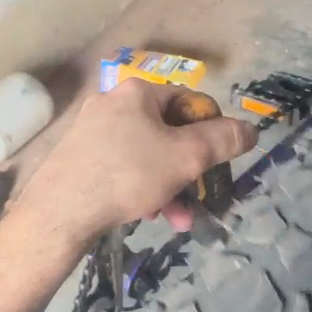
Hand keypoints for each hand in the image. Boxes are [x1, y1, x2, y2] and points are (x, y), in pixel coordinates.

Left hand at [11, 79, 256, 251]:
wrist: (61, 210)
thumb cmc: (128, 175)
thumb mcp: (187, 157)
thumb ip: (223, 140)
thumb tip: (250, 129)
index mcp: (138, 92)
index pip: (189, 101)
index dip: (211, 131)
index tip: (217, 162)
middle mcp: (112, 103)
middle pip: (168, 132)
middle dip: (188, 168)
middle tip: (199, 196)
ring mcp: (92, 131)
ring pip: (146, 155)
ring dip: (169, 185)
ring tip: (178, 218)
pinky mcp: (79, 157)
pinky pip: (123, 168)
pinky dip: (142, 188)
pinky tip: (150, 215)